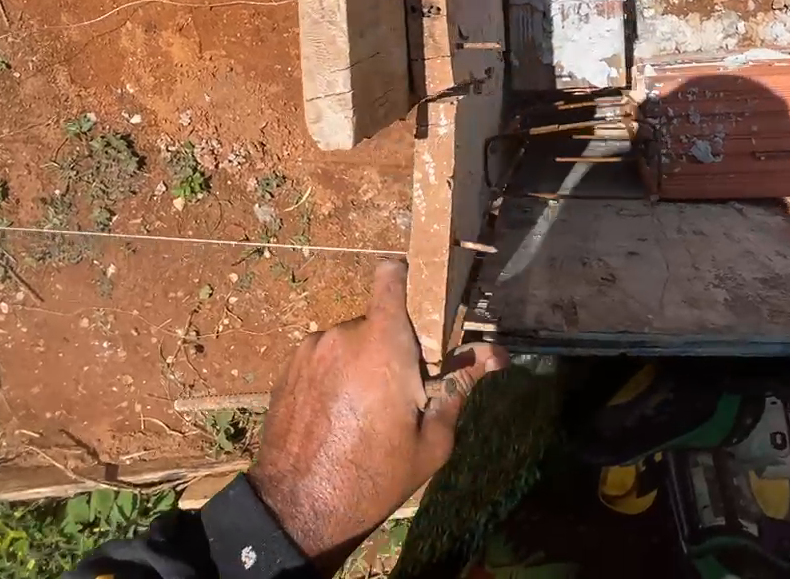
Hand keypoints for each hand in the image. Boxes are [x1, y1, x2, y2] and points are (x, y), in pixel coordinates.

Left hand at [248, 260, 506, 571]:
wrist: (296, 512)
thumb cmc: (374, 476)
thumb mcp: (431, 439)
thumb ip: (460, 386)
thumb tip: (500, 354)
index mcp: (383, 342)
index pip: (392, 276)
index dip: (407, 278)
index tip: (422, 302)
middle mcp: (345, 333)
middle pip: (379, 320)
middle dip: (392, 344)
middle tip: (399, 389)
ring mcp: (312, 348)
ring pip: (351, 340)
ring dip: (362, 361)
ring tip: (364, 409)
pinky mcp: (289, 367)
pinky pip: (325, 356)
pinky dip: (336, 374)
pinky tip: (337, 414)